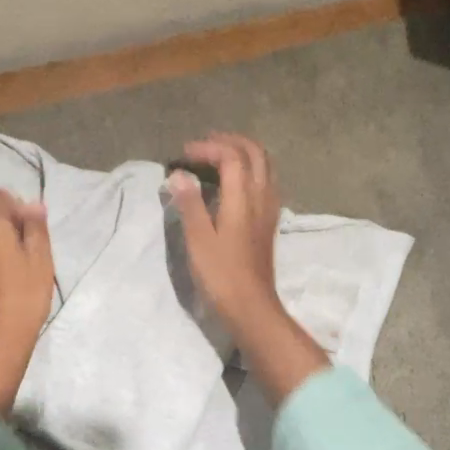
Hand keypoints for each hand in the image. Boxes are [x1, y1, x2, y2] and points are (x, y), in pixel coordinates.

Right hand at [170, 133, 326, 403]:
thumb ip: (189, 203)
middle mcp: (261, 197)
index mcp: (242, 197)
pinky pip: (267, 183)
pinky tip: (237, 184)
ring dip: (244, 154)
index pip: (230, 156)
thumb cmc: (220, 276)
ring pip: (264, 166)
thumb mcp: (198, 240)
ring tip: (220, 159)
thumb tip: (179, 174)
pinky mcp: (270, 224)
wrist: (251, 306)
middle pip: (254, 153)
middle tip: (204, 147)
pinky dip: (252, 172)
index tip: (183, 156)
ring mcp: (269, 210)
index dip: (207, 149)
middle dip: (229, 142)